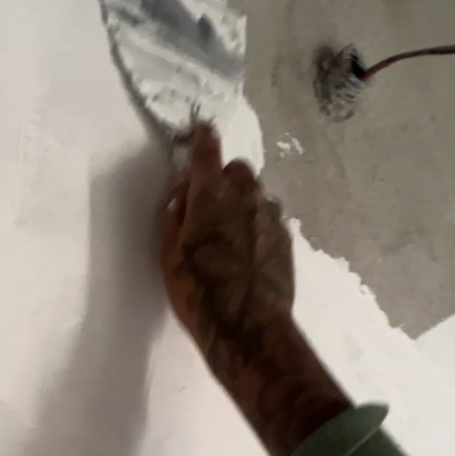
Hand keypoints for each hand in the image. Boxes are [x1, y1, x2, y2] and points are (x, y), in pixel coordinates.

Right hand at [157, 125, 351, 455]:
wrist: (247, 325)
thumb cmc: (199, 292)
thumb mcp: (169, 256)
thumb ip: (176, 218)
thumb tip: (184, 197)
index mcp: (210, 194)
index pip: (206, 151)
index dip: (202, 139)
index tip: (201, 130)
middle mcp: (245, 195)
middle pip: (237, 170)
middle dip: (223, 179)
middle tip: (208, 205)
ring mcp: (270, 216)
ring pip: (256, 195)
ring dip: (242, 203)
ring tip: (228, 234)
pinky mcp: (285, 238)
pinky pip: (268, 219)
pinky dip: (256, 226)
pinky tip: (246, 253)